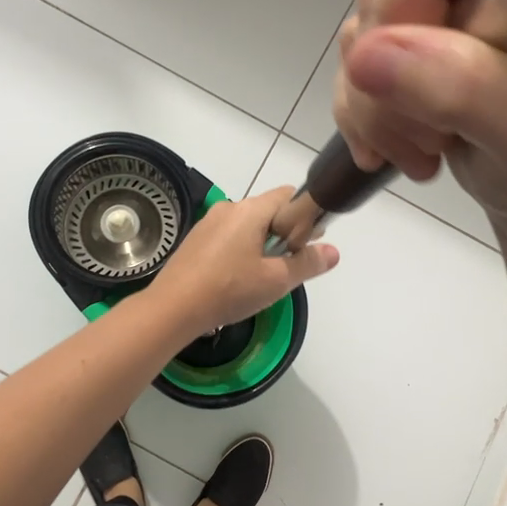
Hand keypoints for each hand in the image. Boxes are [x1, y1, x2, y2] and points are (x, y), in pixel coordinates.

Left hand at [145, 188, 338, 338]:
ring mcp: (208, 223)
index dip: (306, 217)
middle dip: (285, 234)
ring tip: (262, 278)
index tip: (306, 246)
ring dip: (262, 245)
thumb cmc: (228, 290)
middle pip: (269, 211)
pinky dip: (241, 252)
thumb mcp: (276, 281)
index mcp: (250, 210)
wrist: (172, 309)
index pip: (289, 196)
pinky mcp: (196, 240)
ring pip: (248, 226)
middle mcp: (229, 208)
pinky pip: (229, 238)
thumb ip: (307, 263)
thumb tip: (334, 252)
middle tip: (287, 267)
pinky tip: (237, 280)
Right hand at [333, 0, 506, 219]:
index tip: (423, 70)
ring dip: (377, 105)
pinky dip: (363, 115)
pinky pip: (353, 64)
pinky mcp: (409, 40)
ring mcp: (439, 4)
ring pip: (363, 31)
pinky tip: (399, 150)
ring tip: (427, 149)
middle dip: (392, 74)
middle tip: (432, 134)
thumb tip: (370, 55)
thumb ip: (466, 88)